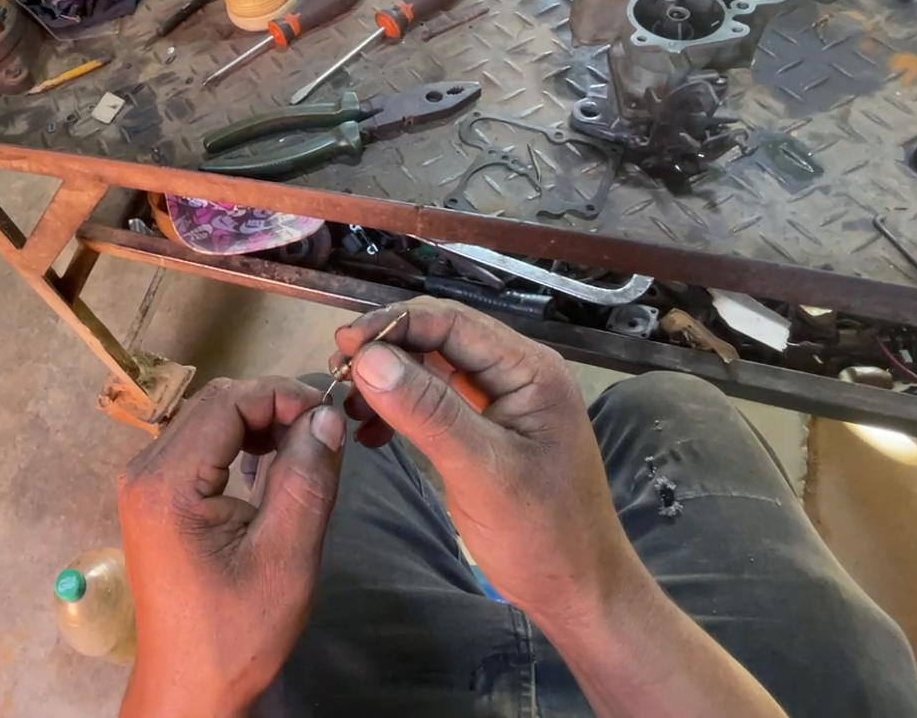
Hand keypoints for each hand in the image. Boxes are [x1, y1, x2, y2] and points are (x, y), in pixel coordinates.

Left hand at [117, 377, 345, 717]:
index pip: (227, 401)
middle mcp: (145, 469)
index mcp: (167, 483)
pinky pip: (199, 442)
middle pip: (214, 403)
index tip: (328, 415)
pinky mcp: (154, 493)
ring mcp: (144, 479)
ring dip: (257, 421)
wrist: (187, 688)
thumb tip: (326, 416)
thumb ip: (306, 481)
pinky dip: (239, 440)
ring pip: (208, 417)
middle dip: (271, 405)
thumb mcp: (284, 561)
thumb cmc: (235, 634)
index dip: (281, 395)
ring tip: (300, 447)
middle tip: (319, 432)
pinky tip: (268, 463)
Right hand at [334, 298, 639, 630]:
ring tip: (349, 404)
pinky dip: (396, 408)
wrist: (577, 594)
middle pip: (436, 337)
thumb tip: (368, 359)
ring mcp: (495, 397)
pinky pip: (428, 398)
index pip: (451, 321)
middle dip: (384, 350)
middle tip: (339, 371)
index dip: (394, 324)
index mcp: (526, 368)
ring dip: (385, 379)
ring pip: (427, 366)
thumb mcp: (483, 471)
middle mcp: (511, 371)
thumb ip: (428, 412)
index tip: (345, 342)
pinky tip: (370, 433)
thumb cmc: (543, 533)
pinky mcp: (478, 424)